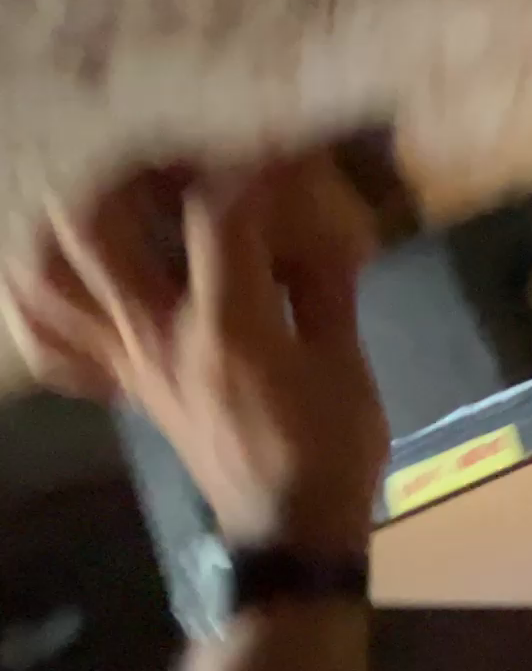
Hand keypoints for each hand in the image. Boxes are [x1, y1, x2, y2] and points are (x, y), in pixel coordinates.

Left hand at [1, 157, 387, 555]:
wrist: (293, 517)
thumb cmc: (335, 445)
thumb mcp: (347, 367)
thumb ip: (324, 297)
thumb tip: (322, 240)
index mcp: (230, 331)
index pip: (221, 223)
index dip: (252, 174)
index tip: (282, 153)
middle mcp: (156, 335)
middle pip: (96, 226)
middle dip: (134, 175)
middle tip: (185, 165)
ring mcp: (126, 360)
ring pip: (45, 271)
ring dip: (71, 221)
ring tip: (120, 204)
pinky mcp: (122, 384)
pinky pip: (49, 336)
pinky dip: (46, 295)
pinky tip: (81, 276)